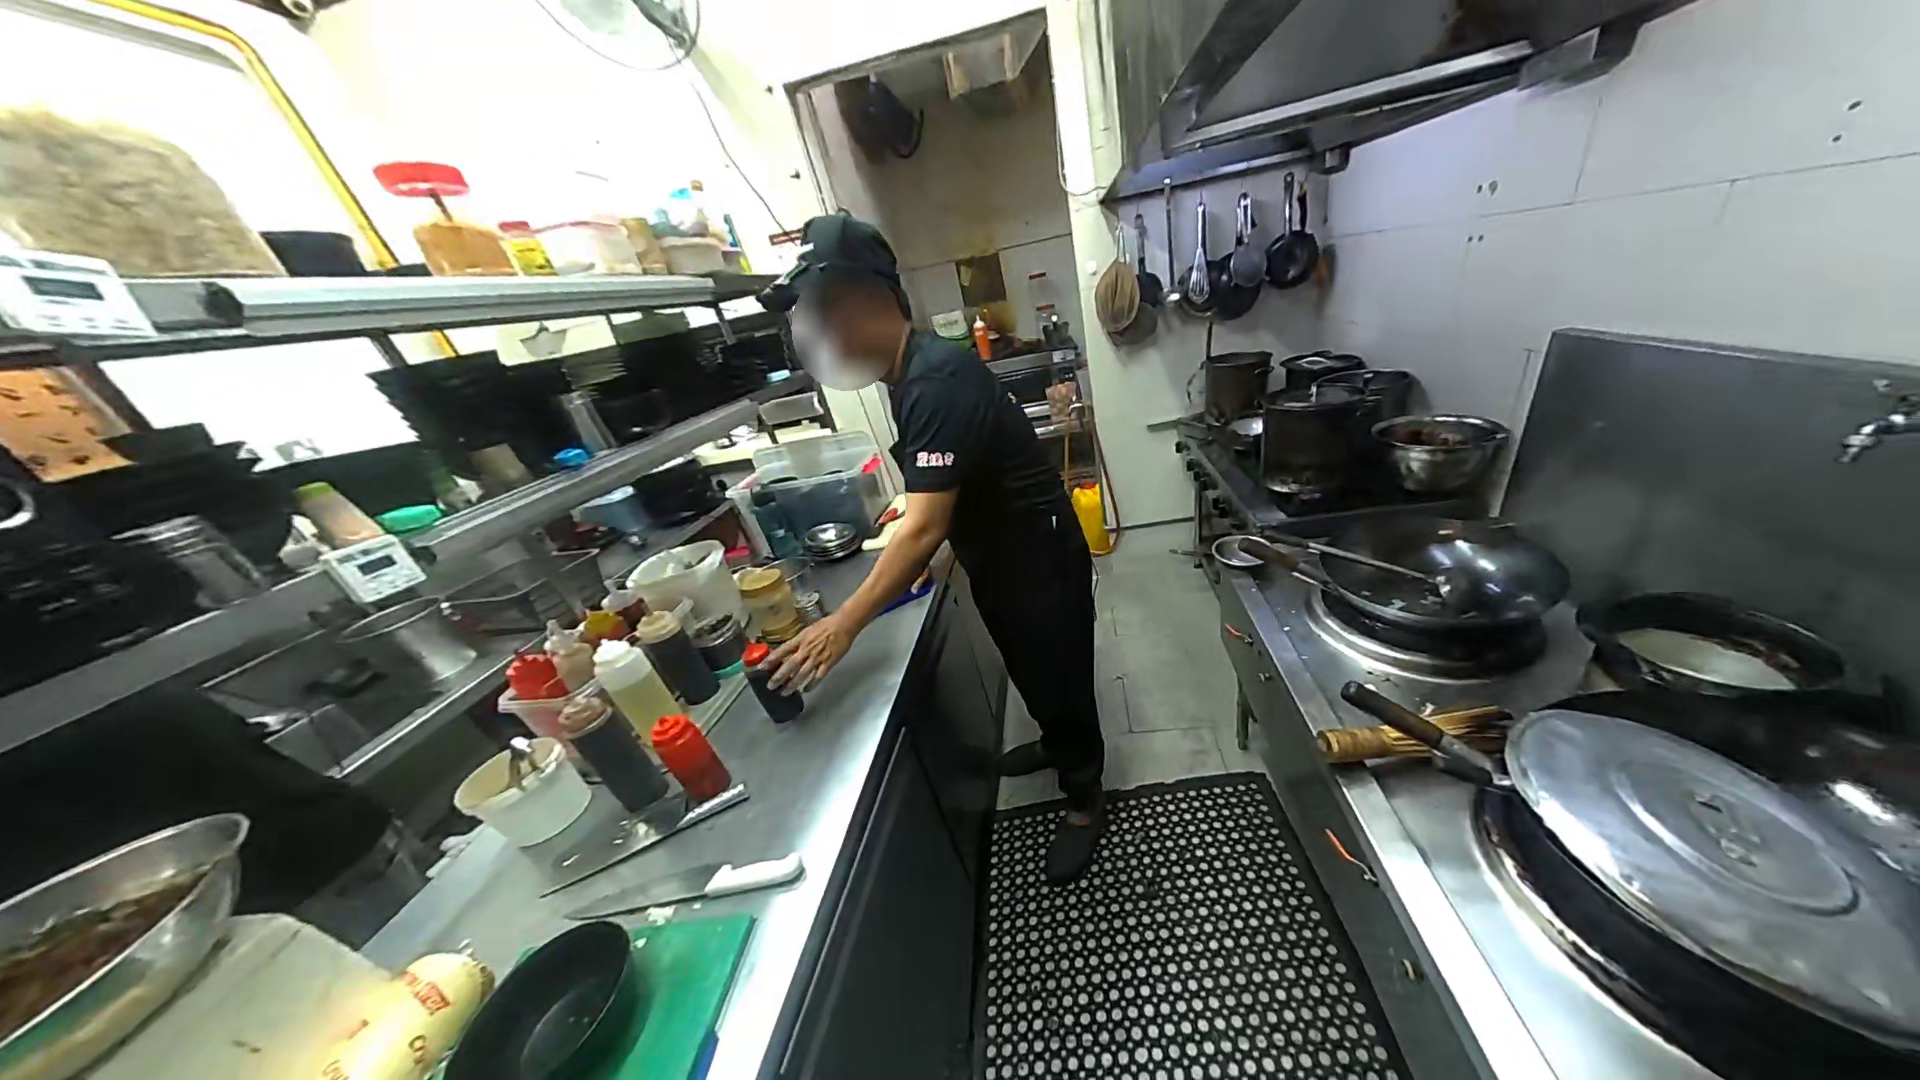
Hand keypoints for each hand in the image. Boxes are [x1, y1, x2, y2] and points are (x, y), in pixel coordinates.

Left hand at [766, 614, 855, 693]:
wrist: (844, 624)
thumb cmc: (826, 625)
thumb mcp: (808, 630)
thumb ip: (799, 641)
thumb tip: (788, 651)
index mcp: (801, 639)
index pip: (783, 650)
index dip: (771, 659)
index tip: (761, 668)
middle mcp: (806, 649)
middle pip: (790, 666)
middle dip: (779, 677)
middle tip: (770, 686)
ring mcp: (817, 658)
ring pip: (802, 674)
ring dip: (792, 685)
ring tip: (784, 692)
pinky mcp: (828, 663)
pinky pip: (818, 677)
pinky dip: (811, 685)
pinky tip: (805, 690)